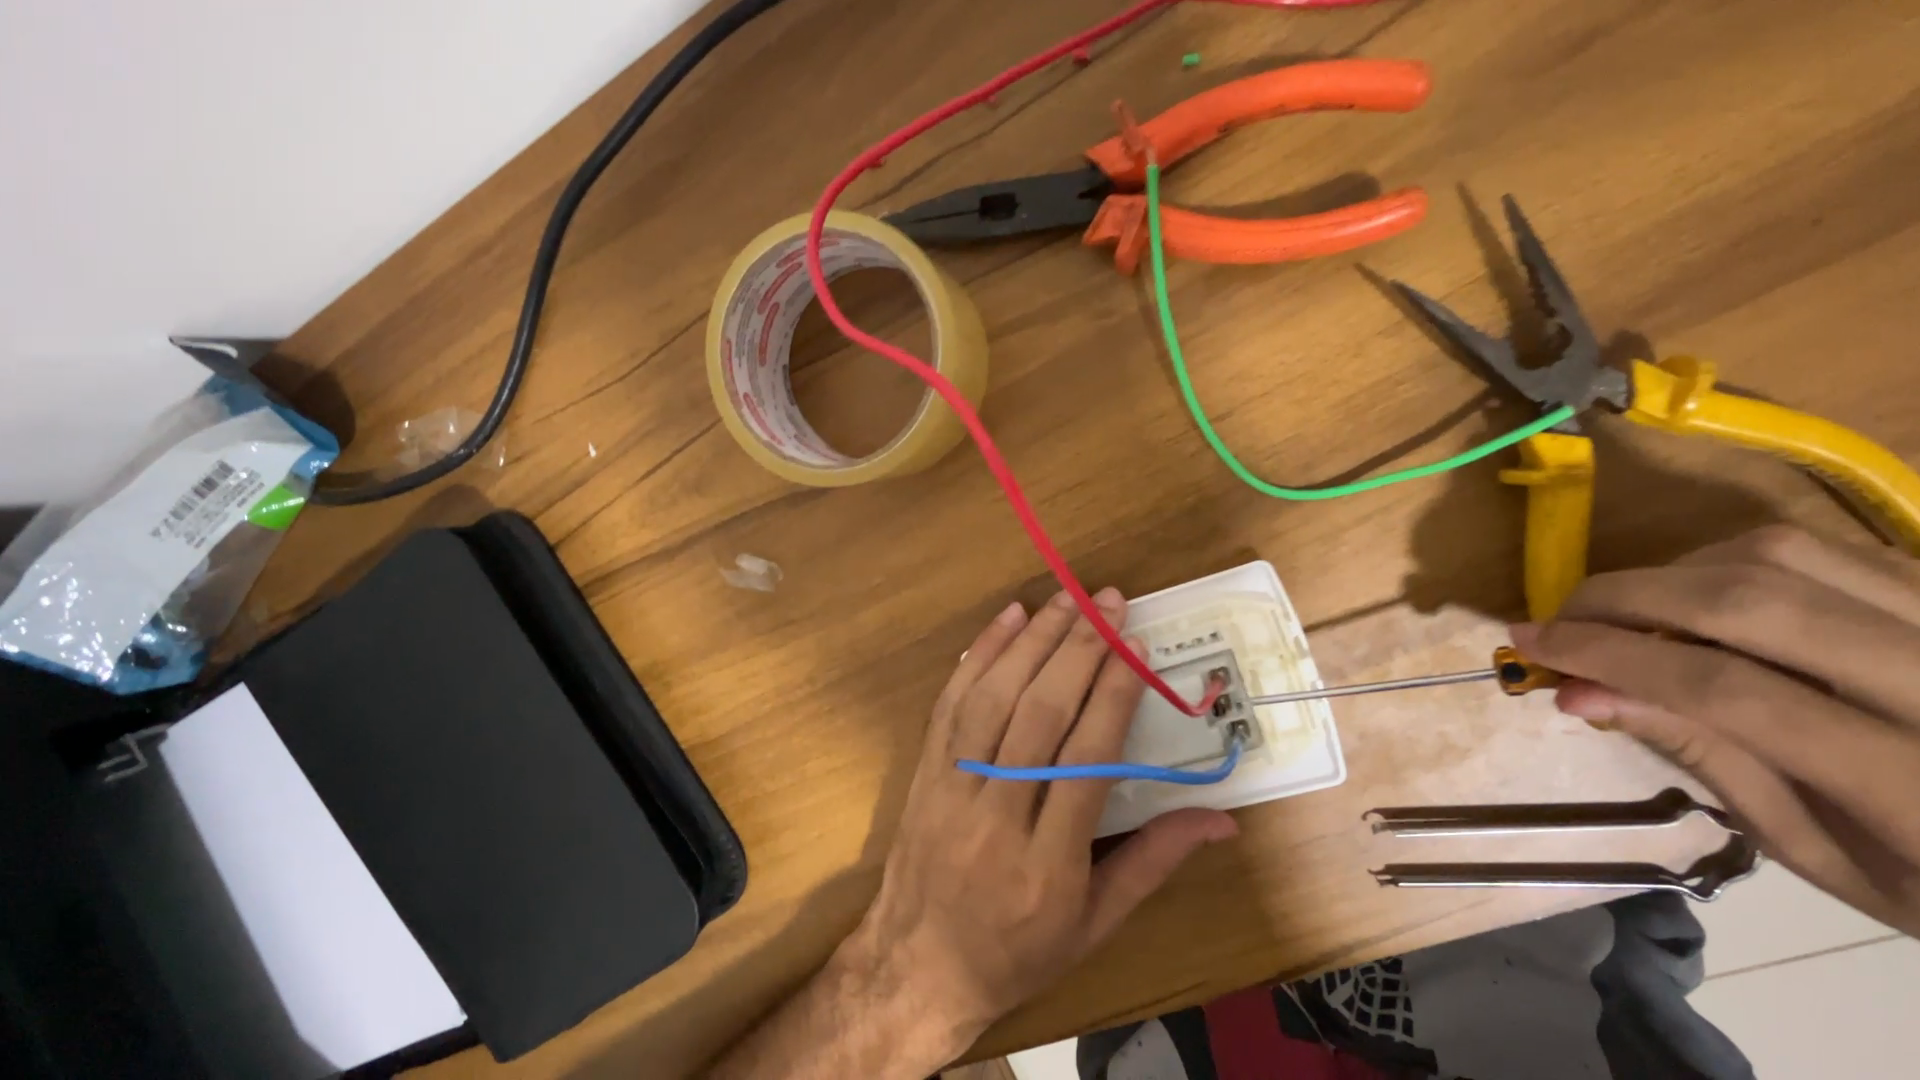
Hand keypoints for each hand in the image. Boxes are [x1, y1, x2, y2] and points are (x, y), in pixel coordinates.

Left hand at [844, 589, 1237, 1044]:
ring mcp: (951, 789)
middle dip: (1078, 651)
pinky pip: (950, 705)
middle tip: (1108, 602)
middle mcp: (997, 816)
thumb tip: (1222, 818)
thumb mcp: (1094, 925)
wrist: (916, 969)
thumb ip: (1153, 861)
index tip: (1135, 646)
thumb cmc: (1016, 952)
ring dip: (1032, 641)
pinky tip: (1005, 620)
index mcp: (1048, 863)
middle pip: (1039, 717)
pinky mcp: (924, 773)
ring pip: (993, 700)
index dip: (1113, 696)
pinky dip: (977, 656)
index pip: (1087, 760)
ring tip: (1066, 599)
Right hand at [1514, 525, 1919, 936]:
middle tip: (1558, 617)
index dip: (1614, 660)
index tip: (1531, 647)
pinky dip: (1733, 561)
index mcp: (1915, 782)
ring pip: (1783, 554)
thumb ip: (1708, 760)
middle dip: (1624, 600)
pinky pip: (1825, 547)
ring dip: (1673, 573)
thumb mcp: (1821, 853)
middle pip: (1749, 601)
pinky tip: (1699, 596)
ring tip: (1625, 610)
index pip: (1729, 693)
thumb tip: (1581, 693)